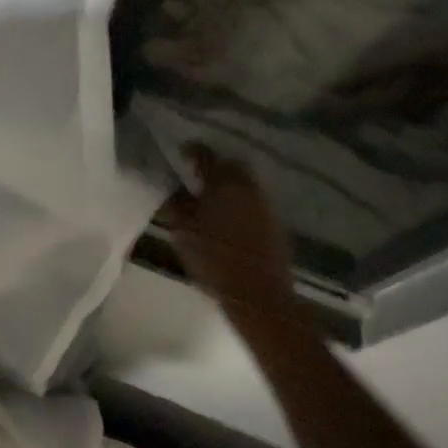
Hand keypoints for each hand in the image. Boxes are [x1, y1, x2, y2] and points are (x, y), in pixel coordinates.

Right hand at [163, 145, 297, 318]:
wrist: (260, 298)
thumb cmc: (214, 260)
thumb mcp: (182, 231)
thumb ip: (175, 203)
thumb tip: (172, 185)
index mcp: (222, 183)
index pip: (205, 154)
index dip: (191, 150)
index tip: (179, 154)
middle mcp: (247, 187)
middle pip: (231, 165)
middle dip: (215, 166)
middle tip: (196, 176)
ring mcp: (265, 206)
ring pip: (245, 183)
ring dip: (228, 185)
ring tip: (210, 199)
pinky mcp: (275, 225)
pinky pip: (254, 202)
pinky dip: (240, 203)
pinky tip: (227, 218)